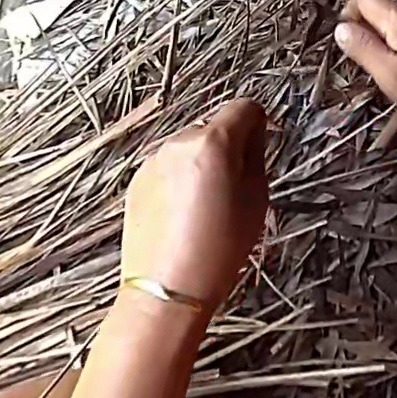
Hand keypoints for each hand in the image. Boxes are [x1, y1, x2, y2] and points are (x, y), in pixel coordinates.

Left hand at [120, 99, 268, 310]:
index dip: (257, 124)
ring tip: (204, 205)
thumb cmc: (219, 248)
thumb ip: (256, 155)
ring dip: (202, 162)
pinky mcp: (138, 179)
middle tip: (232, 187)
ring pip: (192, 147)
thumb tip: (252, 134)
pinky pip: (169, 166)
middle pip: (216, 128)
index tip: (258, 146)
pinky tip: (182, 213)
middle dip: (227, 147)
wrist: (167, 291)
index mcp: (215, 141)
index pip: (245, 107)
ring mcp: (156, 159)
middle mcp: (181, 141)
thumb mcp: (257, 198)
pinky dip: (180, 178)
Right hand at [333, 0, 396, 131]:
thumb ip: (363, 48)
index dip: (349, 15)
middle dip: (368, 30)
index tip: (350, 41)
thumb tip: (341, 29)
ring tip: (394, 70)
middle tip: (372, 62)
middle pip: (379, 7)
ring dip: (386, 39)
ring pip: (395, 20)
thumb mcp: (389, 75)